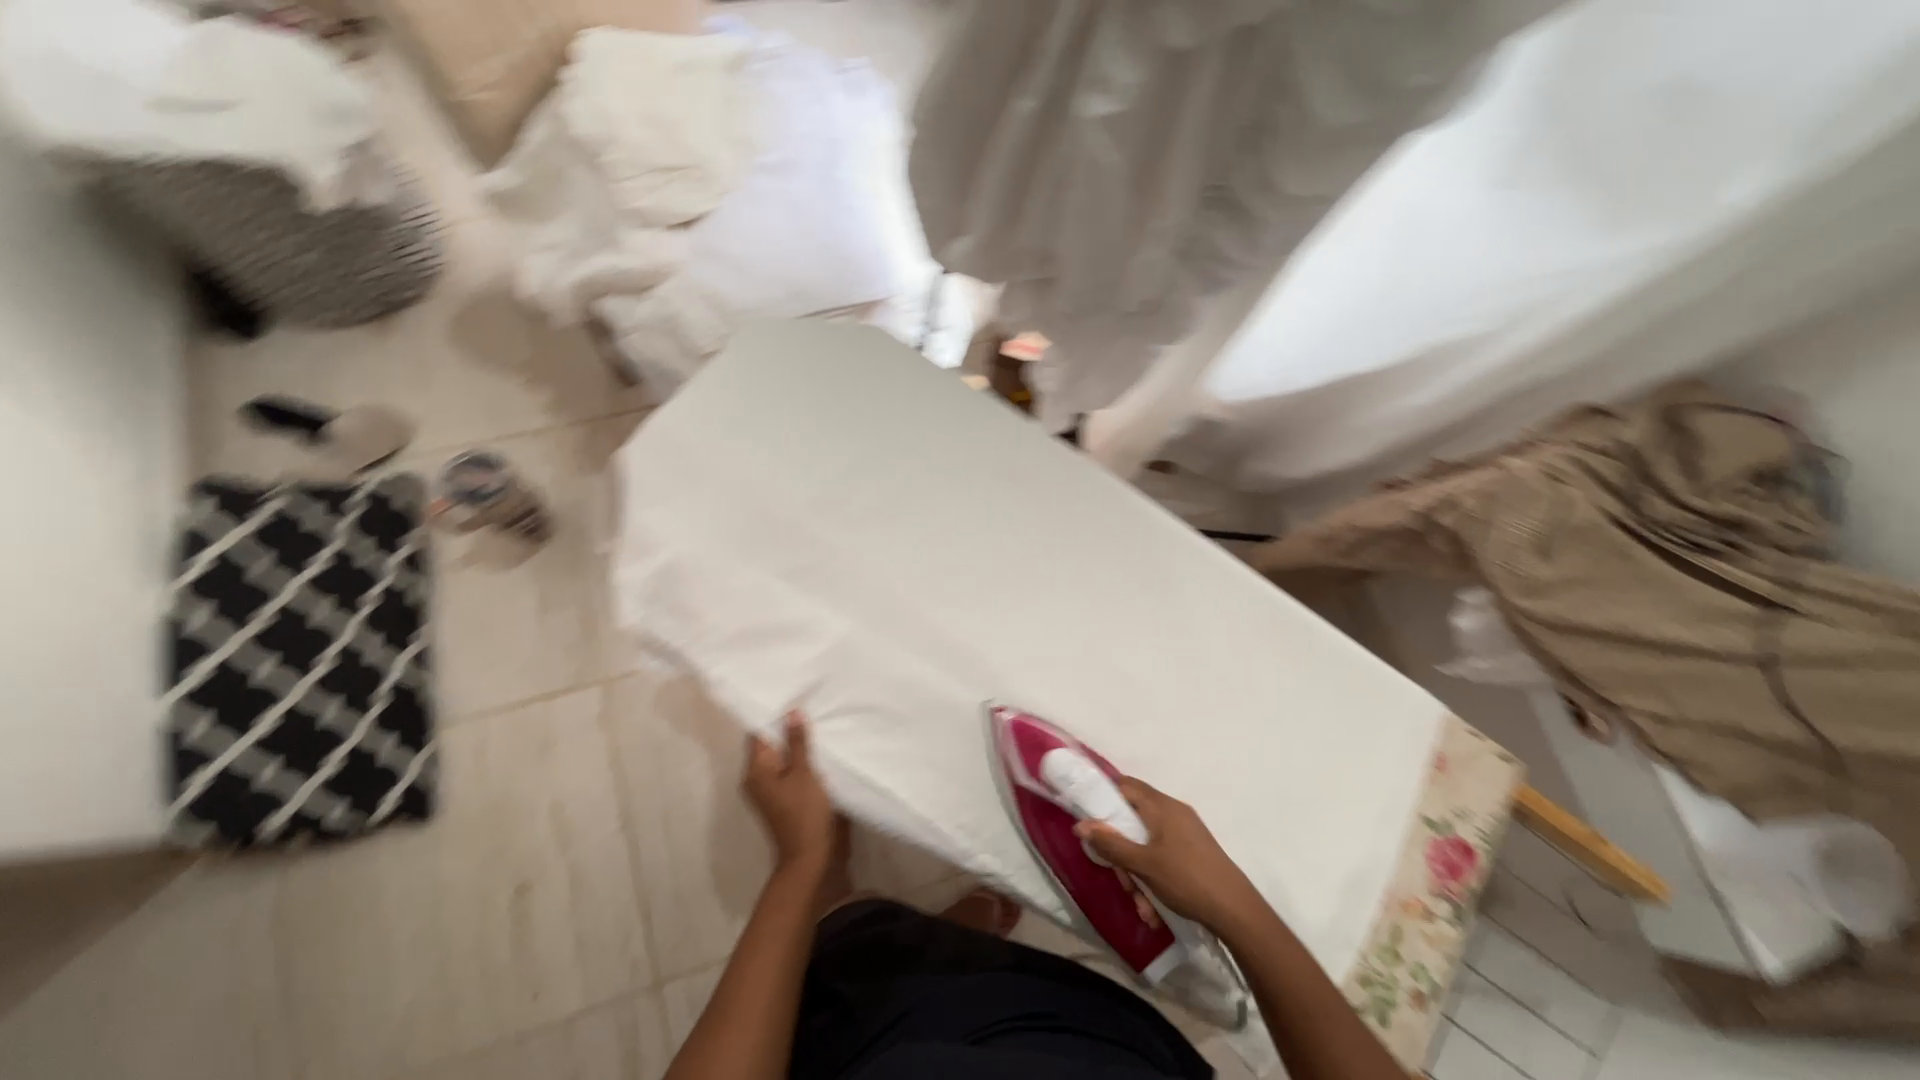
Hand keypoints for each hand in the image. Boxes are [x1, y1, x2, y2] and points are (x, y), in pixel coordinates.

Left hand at [744, 711, 839, 872]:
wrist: (810, 856)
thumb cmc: (805, 812)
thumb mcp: (804, 772)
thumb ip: (797, 742)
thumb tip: (791, 713)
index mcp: (755, 770)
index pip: (758, 734)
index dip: (774, 716)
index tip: (792, 697)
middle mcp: (756, 779)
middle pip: (769, 746)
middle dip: (787, 730)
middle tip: (809, 707)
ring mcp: (769, 790)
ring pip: (780, 759)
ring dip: (795, 746)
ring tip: (817, 724)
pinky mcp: (782, 799)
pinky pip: (788, 772)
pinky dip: (799, 762)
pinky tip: (817, 751)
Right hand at [1075, 777, 1265, 932]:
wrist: (1235, 910)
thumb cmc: (1186, 880)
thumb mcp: (1142, 865)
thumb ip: (1110, 844)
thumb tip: (1081, 824)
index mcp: (1162, 807)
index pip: (1125, 785)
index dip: (1103, 796)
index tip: (1087, 817)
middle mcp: (1174, 812)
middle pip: (1133, 819)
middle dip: (1121, 851)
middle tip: (1122, 879)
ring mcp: (1185, 832)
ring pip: (1146, 844)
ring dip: (1138, 874)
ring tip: (1143, 905)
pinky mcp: (1193, 851)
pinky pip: (1162, 857)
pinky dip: (1154, 878)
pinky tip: (1155, 908)